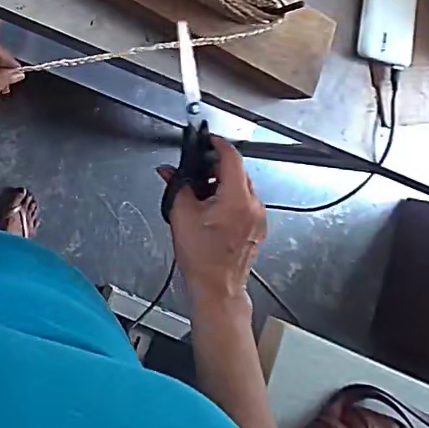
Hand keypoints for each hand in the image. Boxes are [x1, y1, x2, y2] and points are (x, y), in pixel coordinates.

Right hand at [157, 138, 265, 315]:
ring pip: (241, 186)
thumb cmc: (202, 259)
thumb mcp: (182, 214)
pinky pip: (244, 202)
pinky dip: (229, 198)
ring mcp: (258, 218)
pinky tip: (211, 207)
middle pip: (238, 171)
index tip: (209, 140)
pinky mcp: (256, 227)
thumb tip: (170, 172)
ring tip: (201, 193)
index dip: (218, 144)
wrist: (216, 287)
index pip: (232, 158)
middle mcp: (253, 206)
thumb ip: (178, 186)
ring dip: (222, 183)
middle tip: (196, 169)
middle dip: (216, 166)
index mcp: (236, 199)